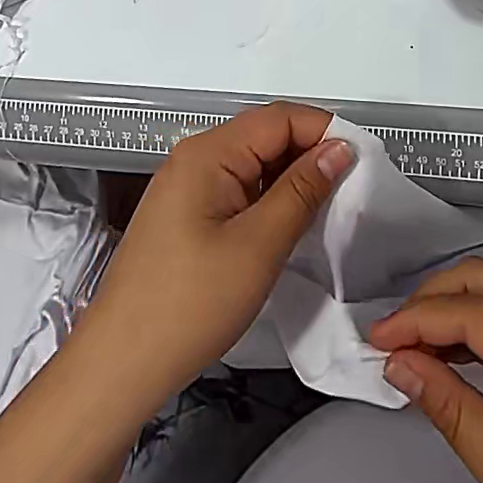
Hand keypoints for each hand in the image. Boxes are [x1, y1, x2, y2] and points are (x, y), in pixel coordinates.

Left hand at [73, 101, 353, 402]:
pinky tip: (289, 223)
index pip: (280, 118)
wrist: (120, 363)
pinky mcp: (187, 212)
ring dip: (291, 178)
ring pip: (253, 163)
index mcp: (208, 153)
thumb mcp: (258, 246)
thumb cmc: (187, 305)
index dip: (324, 131)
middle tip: (351, 188)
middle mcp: (194, 158)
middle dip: (310, 153)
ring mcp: (187, 185)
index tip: (361, 160)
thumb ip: (302, 191)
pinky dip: (269, 198)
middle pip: (265, 135)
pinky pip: (238, 187)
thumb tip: (338, 150)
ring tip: (327, 208)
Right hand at [369, 259, 482, 482]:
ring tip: (414, 350)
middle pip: (481, 280)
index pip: (470, 311)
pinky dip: (474, 325)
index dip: (415, 320)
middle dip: (429, 301)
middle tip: (393, 339)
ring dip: (449, 310)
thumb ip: (456, 414)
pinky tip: (452, 355)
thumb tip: (405, 367)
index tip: (379, 339)